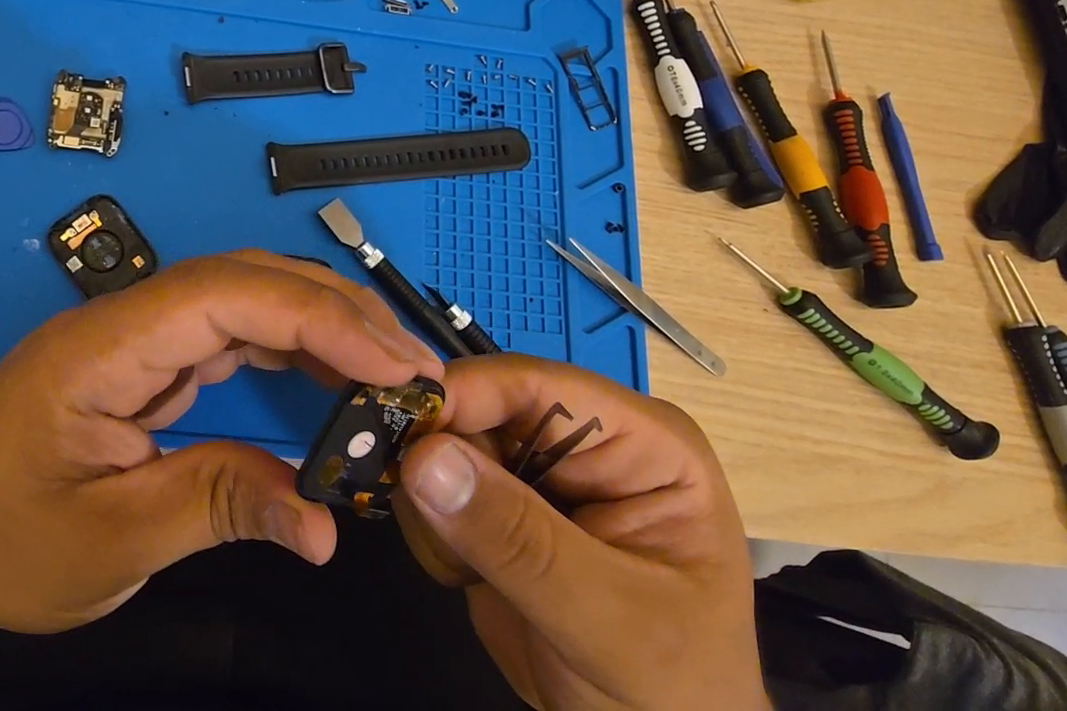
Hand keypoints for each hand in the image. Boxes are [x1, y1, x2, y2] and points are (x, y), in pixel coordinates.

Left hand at [0, 250, 440, 633]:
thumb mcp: (108, 541)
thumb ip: (215, 509)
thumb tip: (322, 521)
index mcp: (100, 349)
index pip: (222, 296)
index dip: (315, 317)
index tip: (392, 365)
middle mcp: (121, 327)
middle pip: (241, 283)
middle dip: (334, 313)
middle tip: (413, 370)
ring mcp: (135, 343)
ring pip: (242, 305)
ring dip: (320, 329)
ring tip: (391, 374)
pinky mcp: (145, 369)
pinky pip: (230, 342)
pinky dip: (290, 357)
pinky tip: (334, 383)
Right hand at [393, 355, 768, 710]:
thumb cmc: (667, 688)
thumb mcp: (604, 617)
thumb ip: (518, 538)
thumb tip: (424, 456)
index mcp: (637, 441)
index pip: (536, 385)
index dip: (465, 395)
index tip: (399, 430)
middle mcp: (579, 442)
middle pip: (477, 407)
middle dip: (436, 455)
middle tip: (416, 510)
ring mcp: (533, 475)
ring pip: (440, 445)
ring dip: (431, 504)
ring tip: (461, 568)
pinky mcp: (493, 509)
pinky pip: (430, 488)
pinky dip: (429, 530)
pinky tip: (461, 576)